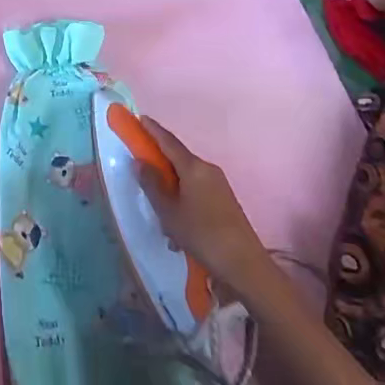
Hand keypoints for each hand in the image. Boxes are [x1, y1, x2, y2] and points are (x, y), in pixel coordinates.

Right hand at [138, 116, 272, 289]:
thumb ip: (151, 183)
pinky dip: (183, 200)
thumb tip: (140, 161)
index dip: (152, 130)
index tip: (139, 119)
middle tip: (142, 174)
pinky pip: (197, 191)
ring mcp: (219, 186)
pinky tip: (178, 228)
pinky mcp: (225, 201)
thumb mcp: (168, 210)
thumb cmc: (201, 234)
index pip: (168, 141)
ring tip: (161, 217)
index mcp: (194, 167)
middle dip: (159, 165)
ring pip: (186, 178)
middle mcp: (208, 170)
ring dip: (171, 190)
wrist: (245, 266)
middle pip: (178, 159)